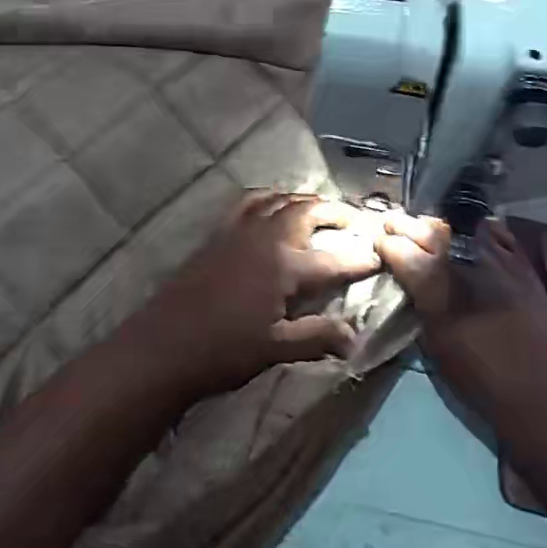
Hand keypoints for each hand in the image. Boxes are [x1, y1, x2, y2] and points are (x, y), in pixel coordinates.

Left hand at [119, 191, 383, 397]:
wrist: (165, 342)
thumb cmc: (223, 350)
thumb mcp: (275, 348)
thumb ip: (317, 336)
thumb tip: (355, 336)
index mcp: (283, 265)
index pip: (333, 258)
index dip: (360, 258)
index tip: (381, 255)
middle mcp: (265, 237)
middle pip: (307, 212)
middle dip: (337, 214)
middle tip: (358, 222)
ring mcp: (239, 230)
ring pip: (279, 200)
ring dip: (304, 201)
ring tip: (322, 210)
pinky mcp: (219, 233)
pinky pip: (249, 202)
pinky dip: (268, 198)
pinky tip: (273, 205)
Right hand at [377, 213, 546, 419]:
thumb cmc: (486, 383)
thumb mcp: (438, 348)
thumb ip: (421, 308)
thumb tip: (410, 287)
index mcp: (437, 286)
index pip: (401, 250)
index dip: (386, 244)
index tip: (378, 243)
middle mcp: (465, 262)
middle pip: (428, 231)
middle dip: (406, 226)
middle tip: (393, 226)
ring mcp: (497, 258)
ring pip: (458, 226)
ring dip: (437, 225)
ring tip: (425, 228)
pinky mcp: (523, 264)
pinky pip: (496, 233)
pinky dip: (477, 229)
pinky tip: (468, 232)